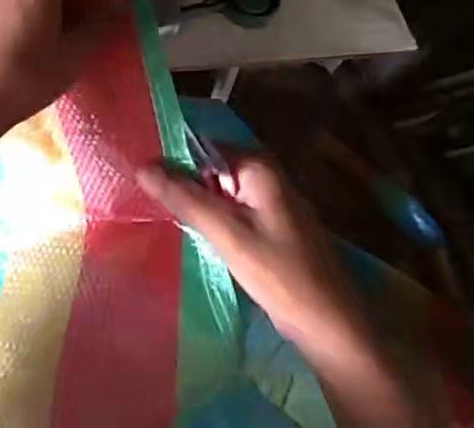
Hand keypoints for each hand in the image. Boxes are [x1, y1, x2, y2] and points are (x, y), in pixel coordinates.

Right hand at [137, 154, 370, 355]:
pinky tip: (192, 235)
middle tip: (147, 201)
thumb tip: (141, 165)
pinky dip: (211, 219)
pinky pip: (230, 210)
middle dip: (182, 183)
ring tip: (161, 216)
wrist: (332, 328)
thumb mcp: (227, 234)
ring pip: (218, 191)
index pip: (202, 147)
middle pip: (209, 168)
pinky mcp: (269, 225)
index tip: (142, 176)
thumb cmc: (280, 274)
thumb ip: (184, 197)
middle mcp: (264, 173)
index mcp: (257, 165)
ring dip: (195, 204)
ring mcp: (268, 200)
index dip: (172, 160)